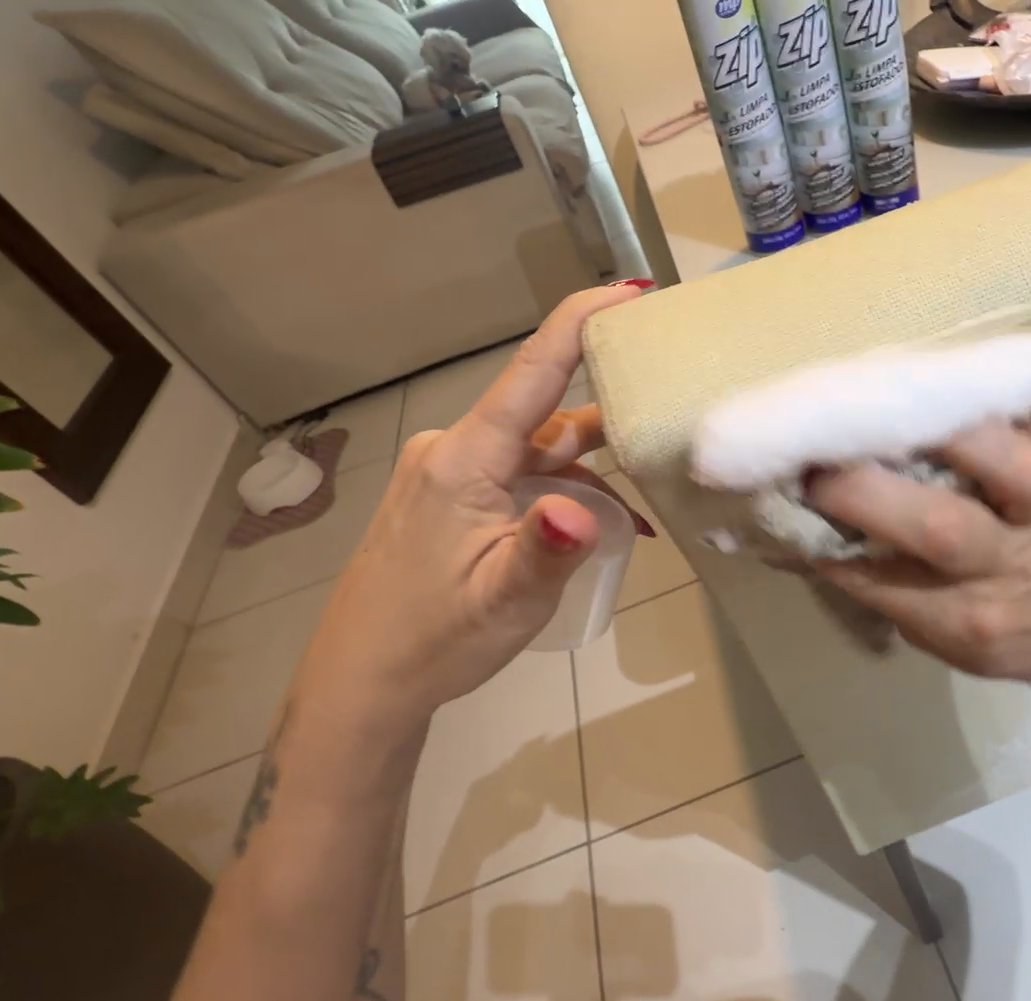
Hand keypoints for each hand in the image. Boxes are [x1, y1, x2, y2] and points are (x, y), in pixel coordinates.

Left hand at [293, 284, 649, 724]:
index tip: (630, 290)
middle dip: (607, 416)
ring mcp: (450, 474)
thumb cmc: (434, 639)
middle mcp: (455, 451)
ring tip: (647, 495)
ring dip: (589, 468)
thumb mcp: (505, 600)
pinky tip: (594, 522)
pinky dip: (562, 490)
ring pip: (536, 450)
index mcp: (465, 461)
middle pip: (544, 415)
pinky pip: (519, 476)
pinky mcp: (451, 498)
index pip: (530, 374)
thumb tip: (583, 511)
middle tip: (667, 414)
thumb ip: (546, 550)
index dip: (579, 322)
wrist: (363, 681)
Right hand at [808, 421, 1030, 685]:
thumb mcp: (927, 633)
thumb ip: (875, 582)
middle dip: (868, 490)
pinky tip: (994, 393)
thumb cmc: (990, 629)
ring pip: (1018, 471)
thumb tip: (804, 525)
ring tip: (905, 407)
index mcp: (961, 616)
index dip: (831, 538)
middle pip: (942, 528)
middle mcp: (1004, 567)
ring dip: (959, 434)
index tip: (787, 498)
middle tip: (818, 459)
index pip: (882, 582)